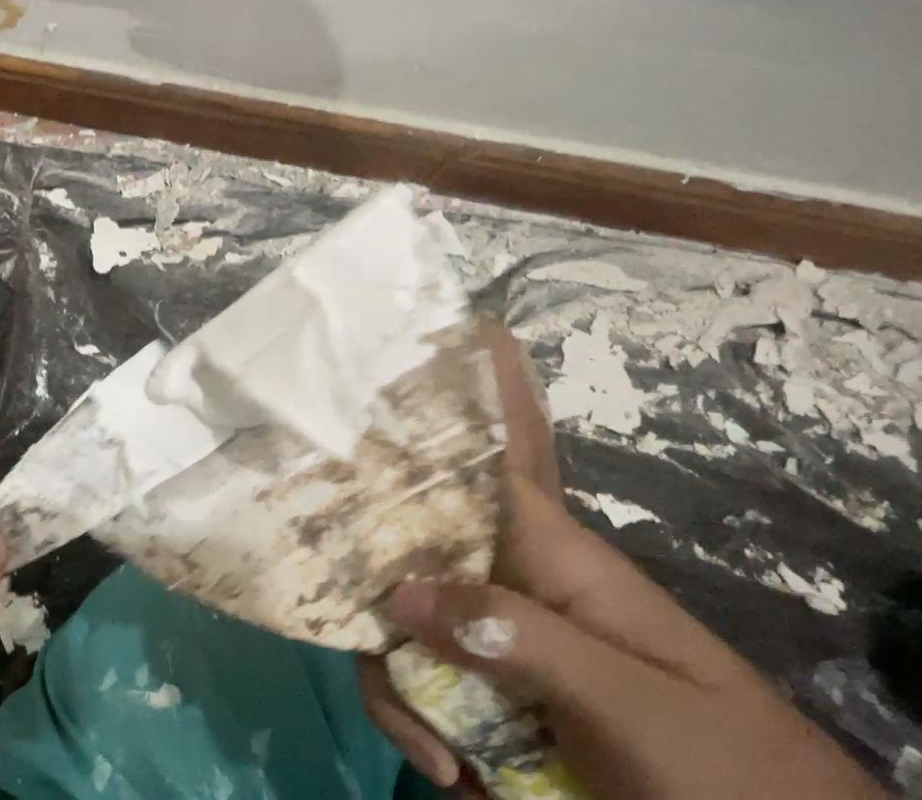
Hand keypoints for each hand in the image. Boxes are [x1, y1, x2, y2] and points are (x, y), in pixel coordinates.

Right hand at [359, 323, 887, 798]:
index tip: (416, 352)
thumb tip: (397, 589)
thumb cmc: (732, 774)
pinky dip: (416, 726)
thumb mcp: (637, 707)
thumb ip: (523, 638)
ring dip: (401, 694)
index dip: (455, 405)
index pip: (492, 459)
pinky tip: (451, 774)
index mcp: (555, 559)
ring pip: (399, 627)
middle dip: (379, 612)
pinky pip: (415, 684)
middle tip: (388, 674)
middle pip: (406, 554)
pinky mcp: (481, 694)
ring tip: (444, 762)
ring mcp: (493, 641)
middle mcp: (509, 584)